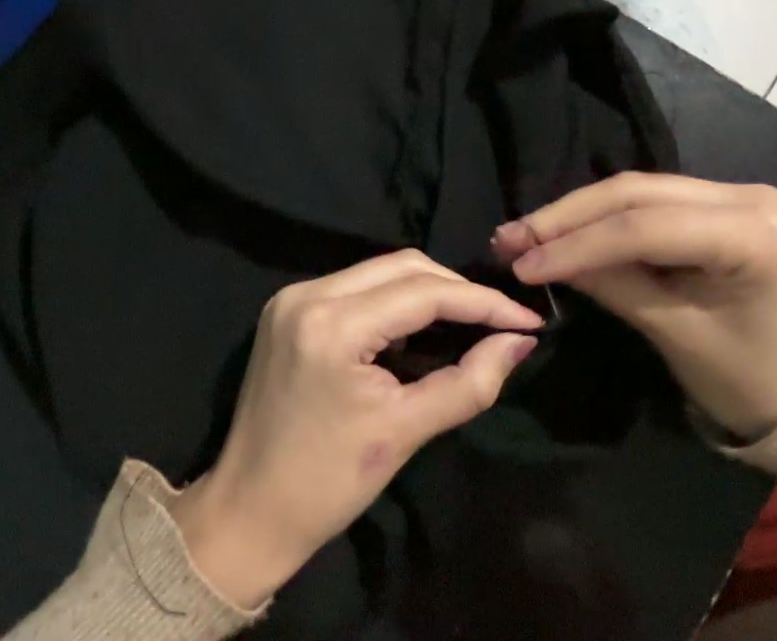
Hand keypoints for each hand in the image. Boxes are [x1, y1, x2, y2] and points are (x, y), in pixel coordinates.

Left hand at [168, 250, 543, 606]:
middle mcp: (307, 294)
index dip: (483, 303)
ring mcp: (292, 298)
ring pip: (379, 271)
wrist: (249, 510)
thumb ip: (468, 382)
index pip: (423, 292)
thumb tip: (519, 342)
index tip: (528, 322)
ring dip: (427, 292)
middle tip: (501, 323)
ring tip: (470, 324)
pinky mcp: (288, 310)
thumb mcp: (405, 431)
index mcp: (331, 323)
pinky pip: (356, 288)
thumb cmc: (327, 482)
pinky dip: (393, 301)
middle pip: (402, 266)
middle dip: (457, 290)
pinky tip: (419, 329)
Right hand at [492, 174, 776, 439]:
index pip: (646, 227)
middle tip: (507, 238)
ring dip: (576, 216)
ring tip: (521, 235)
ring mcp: (735, 194)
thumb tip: (539, 259)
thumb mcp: (674, 334)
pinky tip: (559, 232)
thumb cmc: (749, 379)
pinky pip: (647, 204)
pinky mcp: (718, 204)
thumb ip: (611, 284)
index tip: (520, 263)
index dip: (576, 243)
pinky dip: (601, 221)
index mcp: (754, 234)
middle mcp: (748, 197)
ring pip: (635, 193)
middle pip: (636, 195)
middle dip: (566, 219)